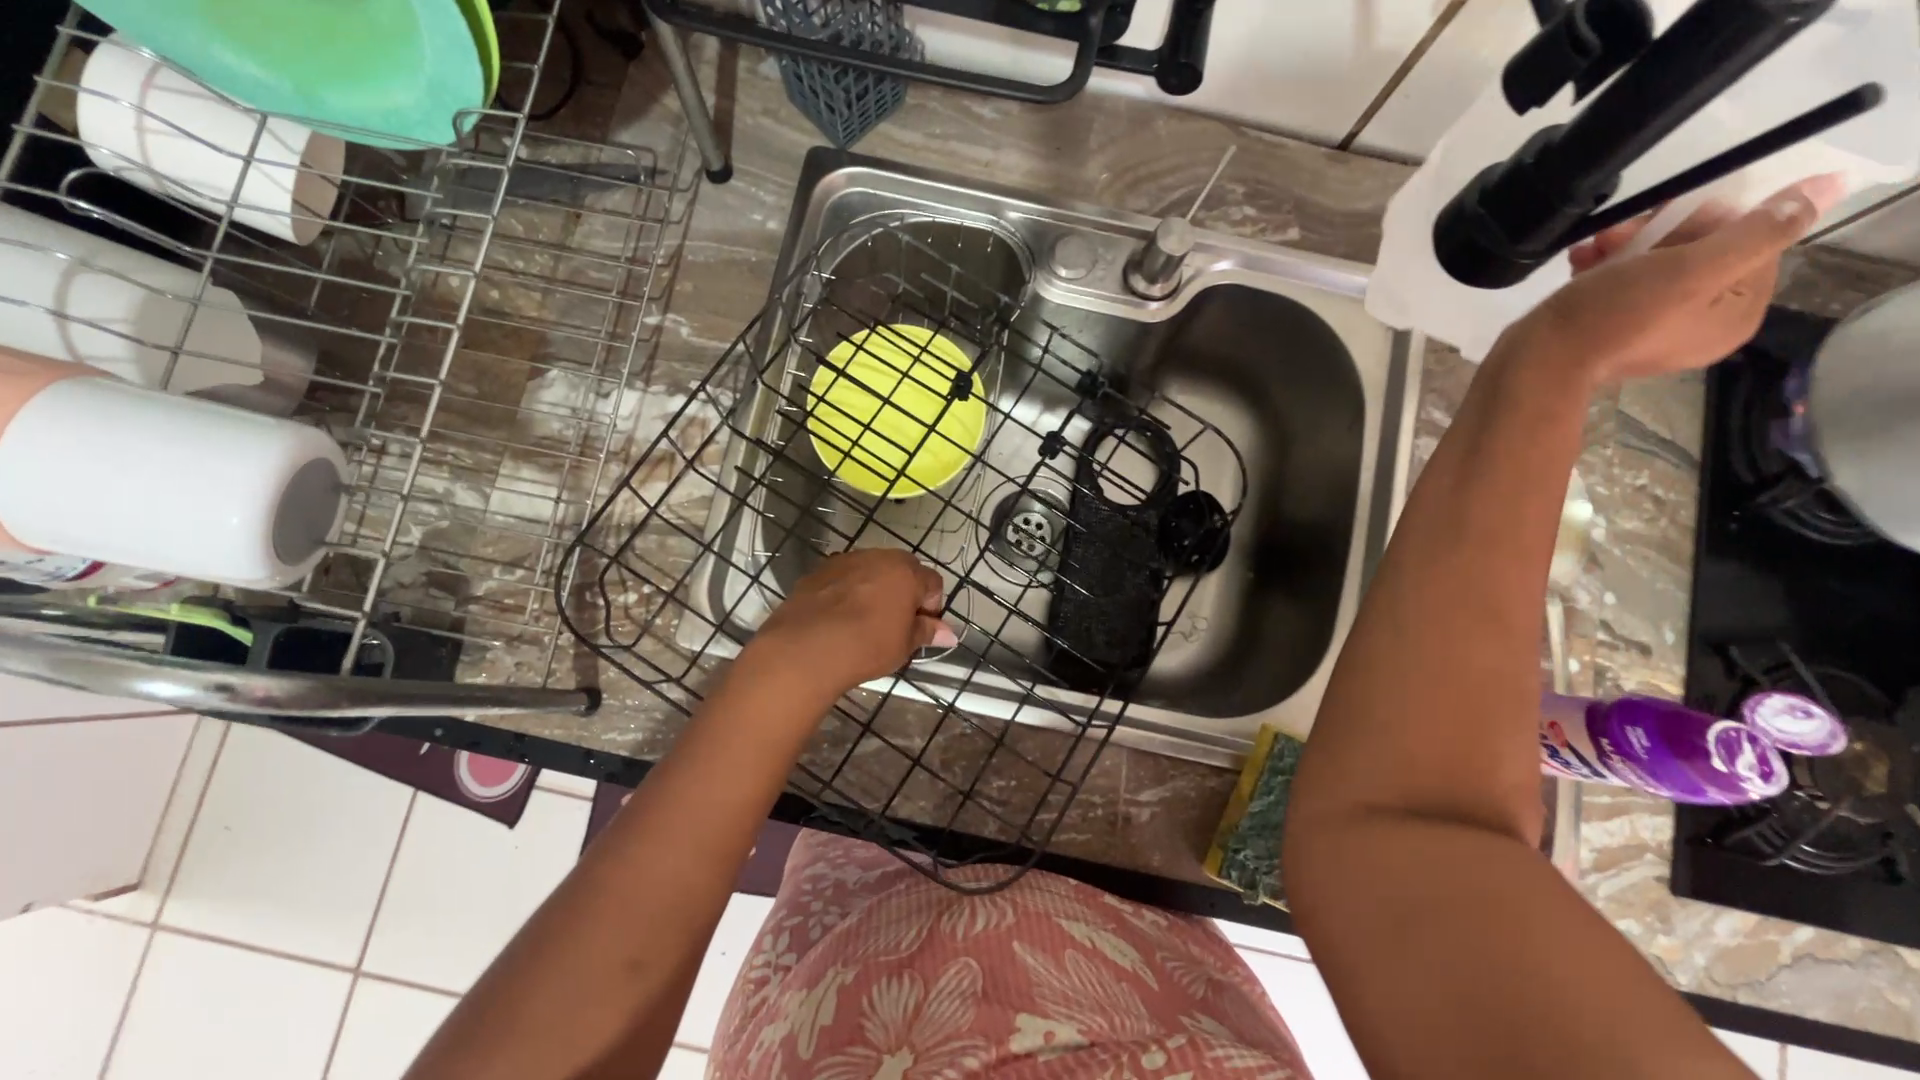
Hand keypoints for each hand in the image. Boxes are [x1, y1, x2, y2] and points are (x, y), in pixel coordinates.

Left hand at [742, 549, 957, 697]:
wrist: (805, 647)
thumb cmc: (867, 645)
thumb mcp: (904, 645)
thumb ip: (927, 632)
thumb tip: (948, 633)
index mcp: (906, 571)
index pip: (932, 583)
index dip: (931, 607)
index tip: (920, 629)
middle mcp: (877, 556)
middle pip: (901, 570)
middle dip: (903, 593)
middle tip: (895, 625)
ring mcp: (844, 561)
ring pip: (869, 572)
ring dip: (873, 590)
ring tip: (863, 622)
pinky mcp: (817, 571)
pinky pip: (842, 579)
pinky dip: (846, 593)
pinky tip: (838, 619)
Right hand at [1509, 174, 1845, 384]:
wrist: (1537, 362)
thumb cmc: (1612, 316)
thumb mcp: (1690, 267)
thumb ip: (1759, 229)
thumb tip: (1831, 186)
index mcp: (1735, 314)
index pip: (1750, 243)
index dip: (1712, 219)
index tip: (1669, 210)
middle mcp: (1705, 326)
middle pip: (1702, 255)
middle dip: (1660, 233)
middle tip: (1620, 229)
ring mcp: (1656, 332)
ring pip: (1657, 268)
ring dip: (1627, 246)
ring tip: (1594, 244)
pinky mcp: (1614, 333)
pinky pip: (1625, 288)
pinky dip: (1606, 268)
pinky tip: (1582, 261)